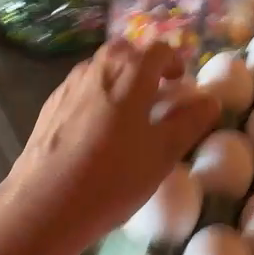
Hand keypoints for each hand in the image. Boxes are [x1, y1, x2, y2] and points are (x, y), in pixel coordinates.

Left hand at [1, 41, 220, 254]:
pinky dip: (96, 94)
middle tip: (155, 93)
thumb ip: (189, 122)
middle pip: (127, 50)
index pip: (159, 50)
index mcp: (131, 71)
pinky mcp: (50, 104)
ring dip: (119, 77)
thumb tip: (210, 100)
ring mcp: (71, 83)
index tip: (180, 84)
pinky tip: (95, 129)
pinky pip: (82, 86)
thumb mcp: (162, 154)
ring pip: (101, 66)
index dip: (174, 62)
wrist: (43, 204)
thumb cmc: (112, 176)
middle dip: (144, 64)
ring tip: (127, 112)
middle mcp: (100, 66)